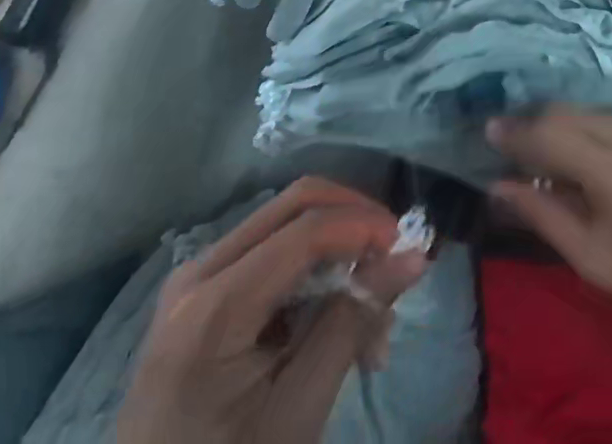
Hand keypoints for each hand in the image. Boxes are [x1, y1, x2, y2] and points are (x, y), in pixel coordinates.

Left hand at [117, 178, 428, 443]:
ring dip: (340, 249)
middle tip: (394, 260)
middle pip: (296, 203)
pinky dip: (315, 269)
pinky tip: (335, 320)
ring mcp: (197, 275)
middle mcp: (198, 270)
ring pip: (288, 222)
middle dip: (356, 220)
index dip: (366, 226)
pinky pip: (272, 249)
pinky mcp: (203, 288)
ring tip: (371, 318)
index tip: (412, 252)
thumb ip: (353, 323)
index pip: (305, 229)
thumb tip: (414, 257)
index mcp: (212, 306)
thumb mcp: (298, 407)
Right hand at [487, 106, 611, 334]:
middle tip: (506, 140)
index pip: (550, 135)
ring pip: (591, 116)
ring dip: (562, 128)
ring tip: (539, 152)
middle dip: (533, 125)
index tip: (487, 132)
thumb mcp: (592, 257)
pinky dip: (590, 133)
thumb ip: (543, 213)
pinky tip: (582, 156)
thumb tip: (498, 186)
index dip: (515, 134)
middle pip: (568, 116)